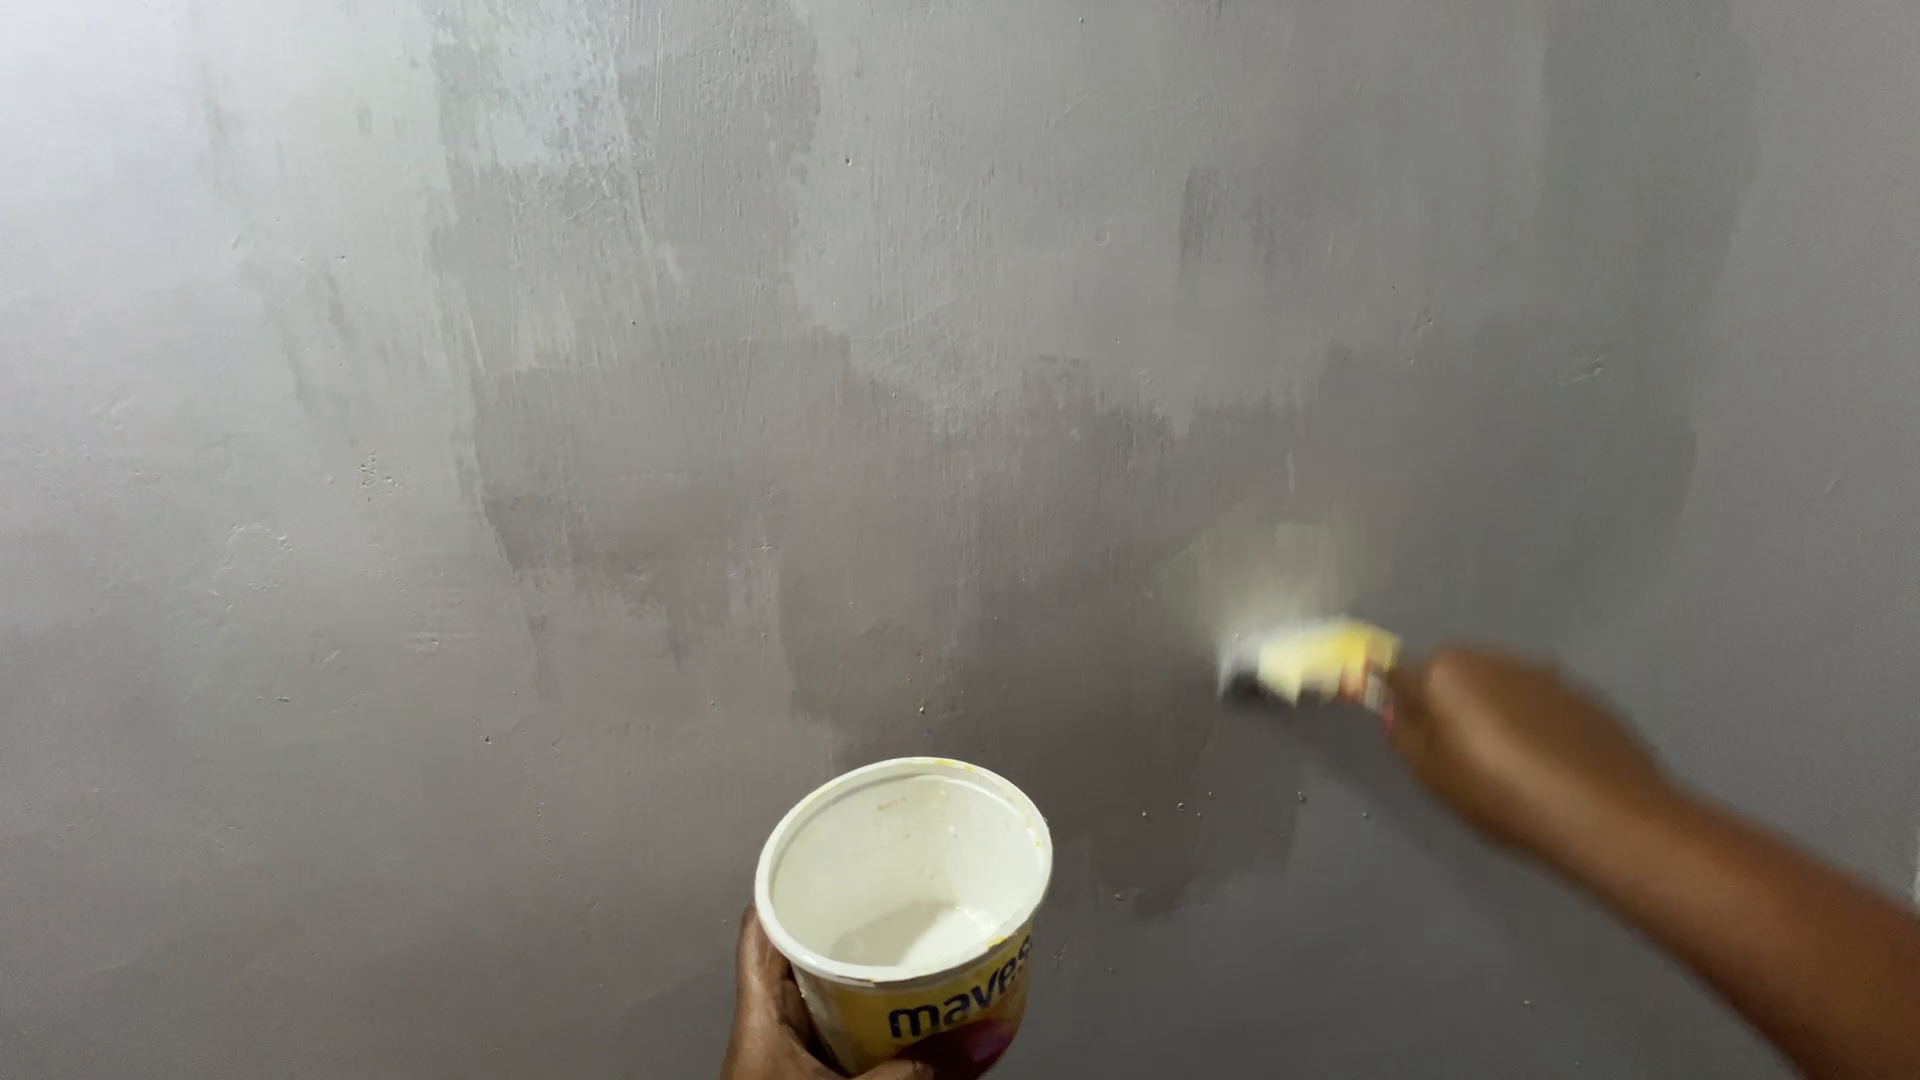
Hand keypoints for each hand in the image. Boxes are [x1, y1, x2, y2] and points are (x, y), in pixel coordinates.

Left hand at [719, 906, 1012, 1079]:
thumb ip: (917, 1073)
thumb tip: (989, 1036)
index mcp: (761, 1014)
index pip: (759, 927)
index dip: (784, 881)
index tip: (827, 850)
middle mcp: (771, 1024)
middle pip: (795, 951)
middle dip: (842, 921)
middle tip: (891, 893)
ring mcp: (790, 1051)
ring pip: (820, 992)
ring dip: (859, 971)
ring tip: (909, 940)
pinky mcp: (813, 1074)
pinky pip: (842, 1032)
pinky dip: (872, 1018)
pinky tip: (910, 1012)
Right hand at [1382, 647, 1676, 856]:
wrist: (1610, 817)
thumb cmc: (1499, 793)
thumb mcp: (1430, 773)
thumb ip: (1403, 732)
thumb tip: (1397, 709)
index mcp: (1443, 671)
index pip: (1396, 670)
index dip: (1396, 697)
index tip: (1405, 725)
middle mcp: (1489, 657)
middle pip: (1449, 670)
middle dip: (1446, 697)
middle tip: (1453, 745)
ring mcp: (1541, 672)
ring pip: (1497, 682)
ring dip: (1492, 705)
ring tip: (1507, 755)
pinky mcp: (1584, 694)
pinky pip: (1538, 700)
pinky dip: (1533, 718)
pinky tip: (1546, 759)